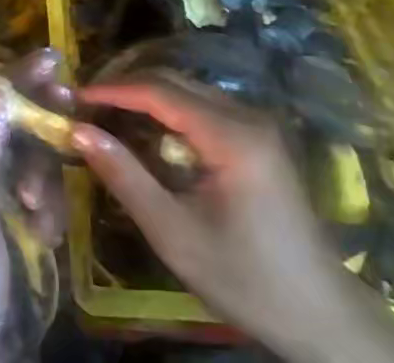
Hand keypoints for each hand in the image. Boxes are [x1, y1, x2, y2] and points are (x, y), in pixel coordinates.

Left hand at [0, 50, 70, 362]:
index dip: (16, 76)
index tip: (53, 59)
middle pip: (17, 122)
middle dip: (42, 119)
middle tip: (70, 107)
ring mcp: (1, 195)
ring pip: (38, 156)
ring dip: (47, 178)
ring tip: (39, 211)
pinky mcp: (23, 218)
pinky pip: (50, 193)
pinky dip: (52, 209)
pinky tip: (45, 235)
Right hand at [72, 76, 393, 362]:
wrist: (316, 309)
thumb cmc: (244, 277)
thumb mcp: (175, 233)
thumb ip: (126, 178)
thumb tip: (80, 133)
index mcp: (232, 134)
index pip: (163, 91)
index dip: (116, 90)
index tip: (76, 98)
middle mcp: (248, 114)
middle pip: (179, 83)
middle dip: (130, 88)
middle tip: (87, 106)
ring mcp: (258, 123)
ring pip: (193, 93)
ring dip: (151, 99)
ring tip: (108, 116)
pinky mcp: (260, 137)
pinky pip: (207, 109)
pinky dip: (173, 113)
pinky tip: (149, 132)